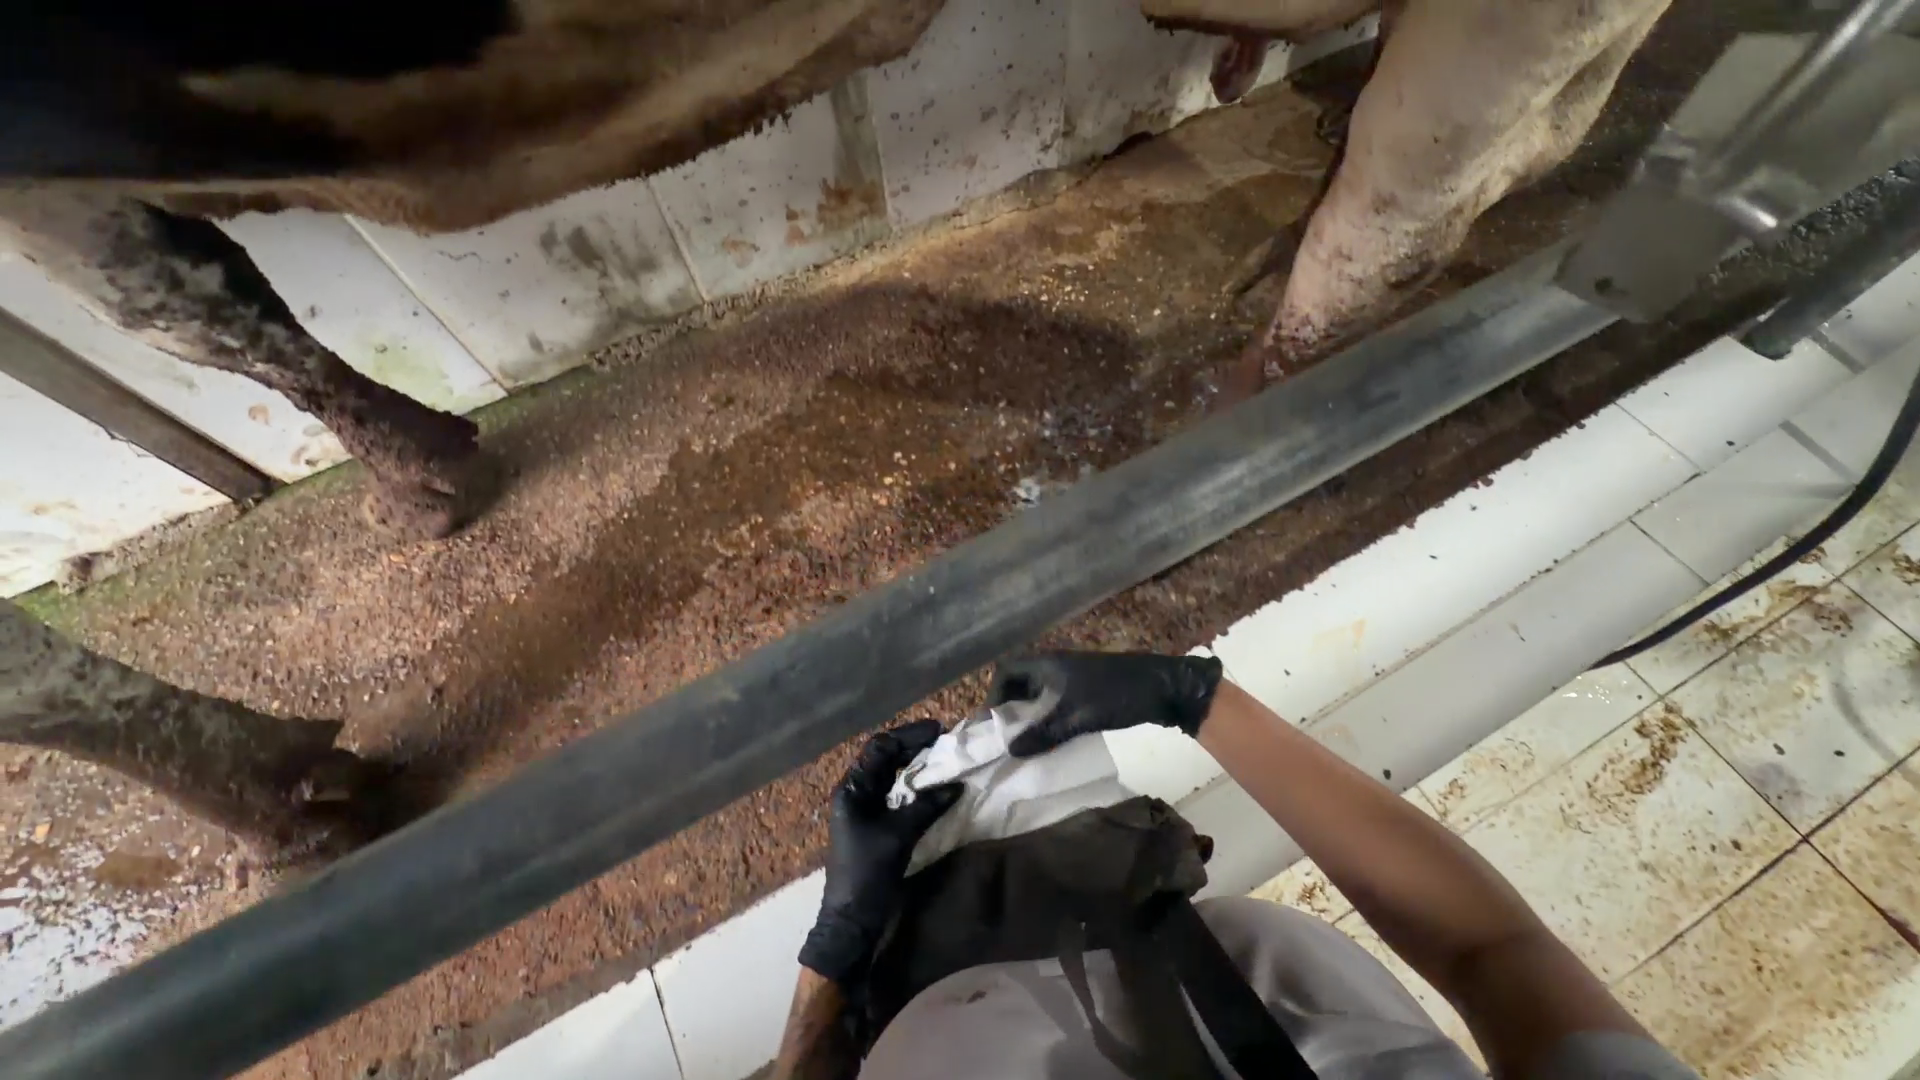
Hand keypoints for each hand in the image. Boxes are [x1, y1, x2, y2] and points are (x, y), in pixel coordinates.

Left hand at [798, 719, 962, 983]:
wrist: (851, 921)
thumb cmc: (868, 874)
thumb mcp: (898, 837)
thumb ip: (925, 807)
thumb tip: (955, 786)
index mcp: (851, 790)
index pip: (879, 748)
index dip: (908, 735)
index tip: (937, 730)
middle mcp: (855, 794)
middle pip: (884, 759)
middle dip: (913, 747)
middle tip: (944, 741)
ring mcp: (864, 811)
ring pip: (891, 777)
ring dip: (915, 767)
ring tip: (943, 759)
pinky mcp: (875, 827)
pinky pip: (896, 797)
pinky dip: (915, 789)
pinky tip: (934, 788)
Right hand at [989, 650, 1223, 757]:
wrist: (1163, 688)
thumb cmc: (1115, 696)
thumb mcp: (1076, 717)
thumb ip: (1042, 733)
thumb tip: (1010, 750)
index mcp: (1047, 664)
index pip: (1005, 672)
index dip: (993, 695)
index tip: (991, 723)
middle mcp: (1055, 665)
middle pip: (1020, 683)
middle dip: (1009, 709)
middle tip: (1003, 737)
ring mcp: (1071, 676)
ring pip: (1039, 694)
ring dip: (1029, 715)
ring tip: (1023, 742)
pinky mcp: (1086, 688)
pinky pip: (1055, 701)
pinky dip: (1047, 717)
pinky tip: (1050, 738)